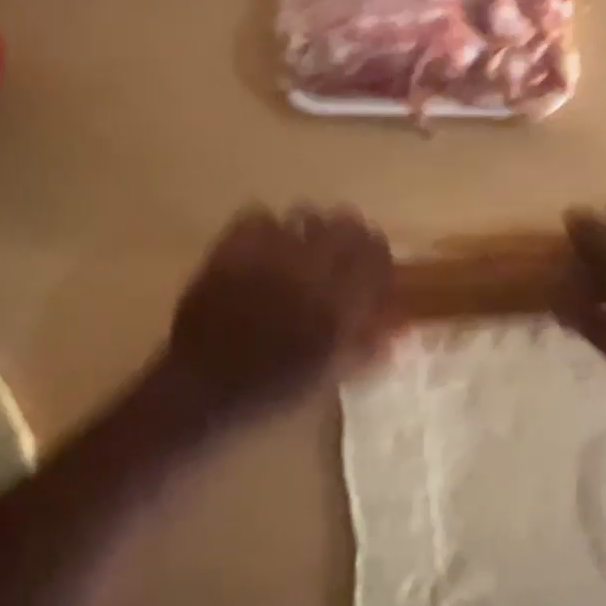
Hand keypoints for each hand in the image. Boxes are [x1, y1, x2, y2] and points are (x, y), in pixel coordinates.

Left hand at [166, 205, 393, 416]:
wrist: (204, 387)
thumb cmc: (272, 390)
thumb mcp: (330, 375)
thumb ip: (369, 345)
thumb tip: (400, 325)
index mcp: (338, 304)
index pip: (375, 252)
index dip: (376, 255)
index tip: (371, 265)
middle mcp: (308, 270)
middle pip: (344, 222)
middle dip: (345, 236)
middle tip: (334, 254)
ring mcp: (268, 253)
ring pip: (304, 214)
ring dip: (307, 231)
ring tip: (296, 251)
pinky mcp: (233, 246)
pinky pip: (260, 216)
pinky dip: (266, 230)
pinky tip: (261, 251)